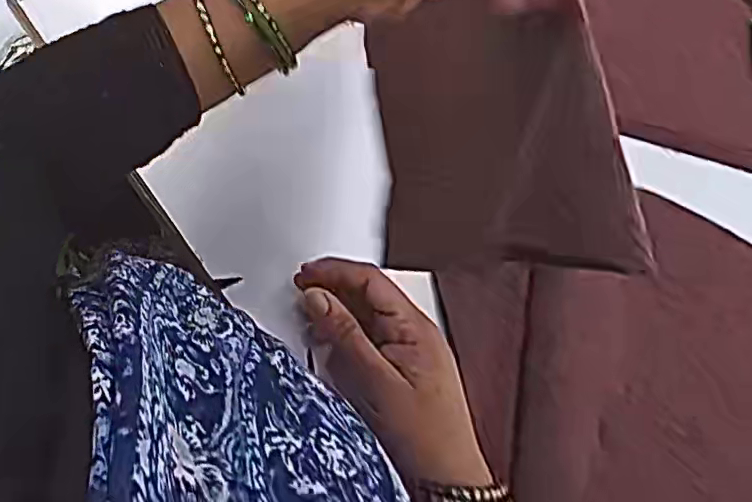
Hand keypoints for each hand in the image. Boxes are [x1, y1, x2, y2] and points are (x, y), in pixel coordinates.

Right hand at [296, 259, 493, 491]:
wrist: (448, 487)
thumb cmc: (427, 440)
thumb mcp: (376, 381)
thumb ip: (344, 333)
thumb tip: (317, 296)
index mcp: (415, 327)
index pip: (370, 279)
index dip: (334, 270)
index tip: (305, 273)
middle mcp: (413, 333)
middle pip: (366, 292)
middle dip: (331, 288)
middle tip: (302, 290)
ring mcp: (407, 350)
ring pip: (364, 314)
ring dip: (334, 311)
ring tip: (309, 316)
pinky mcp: (398, 368)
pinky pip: (365, 336)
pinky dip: (342, 333)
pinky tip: (327, 341)